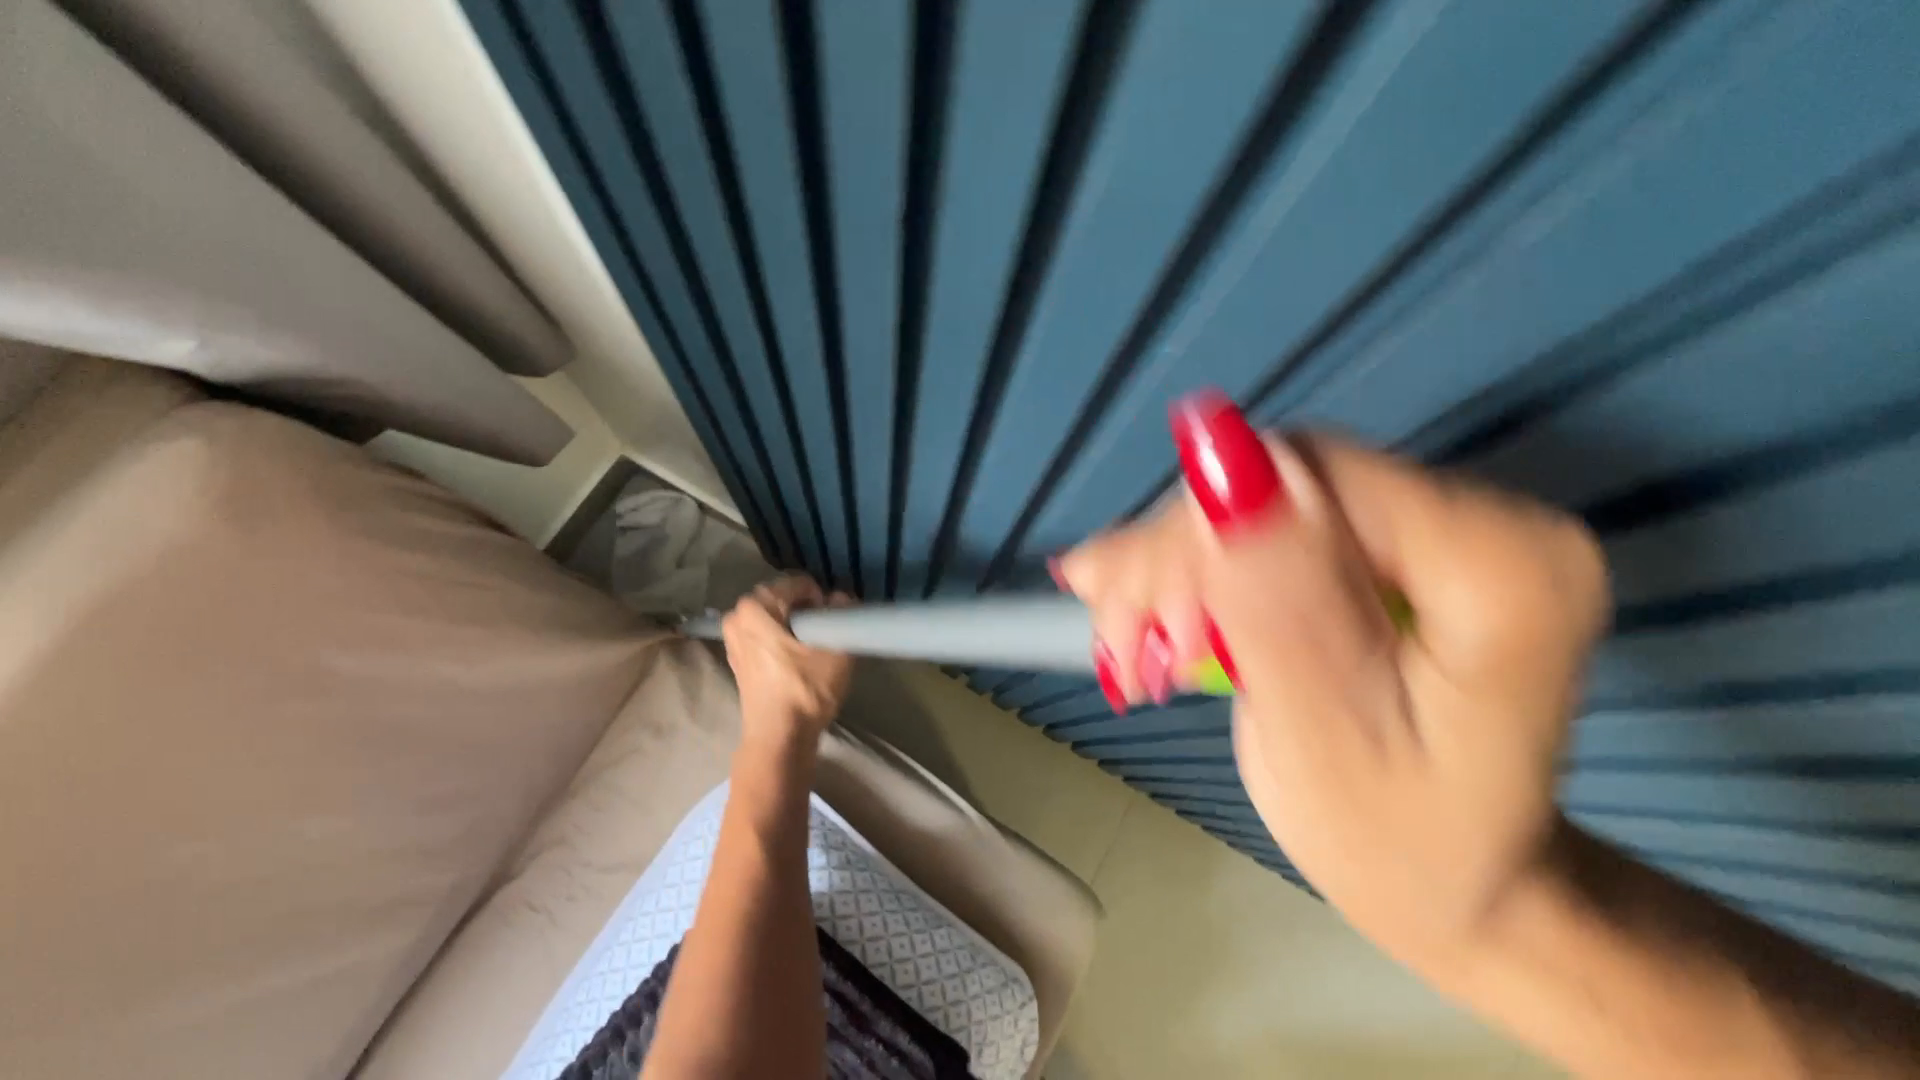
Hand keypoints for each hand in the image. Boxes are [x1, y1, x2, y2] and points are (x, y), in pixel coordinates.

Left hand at [720, 576, 854, 747]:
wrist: (779, 738)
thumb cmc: (805, 690)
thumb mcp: (834, 651)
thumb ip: (841, 616)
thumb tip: (843, 597)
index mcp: (754, 608)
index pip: (795, 584)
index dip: (819, 595)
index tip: (834, 614)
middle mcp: (736, 619)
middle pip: (779, 599)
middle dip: (803, 607)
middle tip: (826, 626)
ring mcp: (733, 642)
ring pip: (770, 619)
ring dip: (792, 624)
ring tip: (815, 642)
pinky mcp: (738, 662)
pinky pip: (762, 637)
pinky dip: (780, 640)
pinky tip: (799, 658)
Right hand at [1053, 392, 1609, 967]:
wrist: (1453, 874)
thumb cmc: (1394, 840)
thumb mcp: (1325, 736)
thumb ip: (1280, 597)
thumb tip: (1223, 456)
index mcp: (1501, 565)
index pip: (1312, 479)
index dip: (1206, 532)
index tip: (1149, 626)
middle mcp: (1485, 517)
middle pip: (1282, 483)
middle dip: (1182, 556)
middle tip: (1125, 644)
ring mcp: (1438, 525)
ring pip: (1261, 496)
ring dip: (1175, 565)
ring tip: (1127, 641)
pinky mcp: (1392, 541)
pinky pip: (1271, 521)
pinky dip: (1198, 566)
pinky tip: (1147, 608)